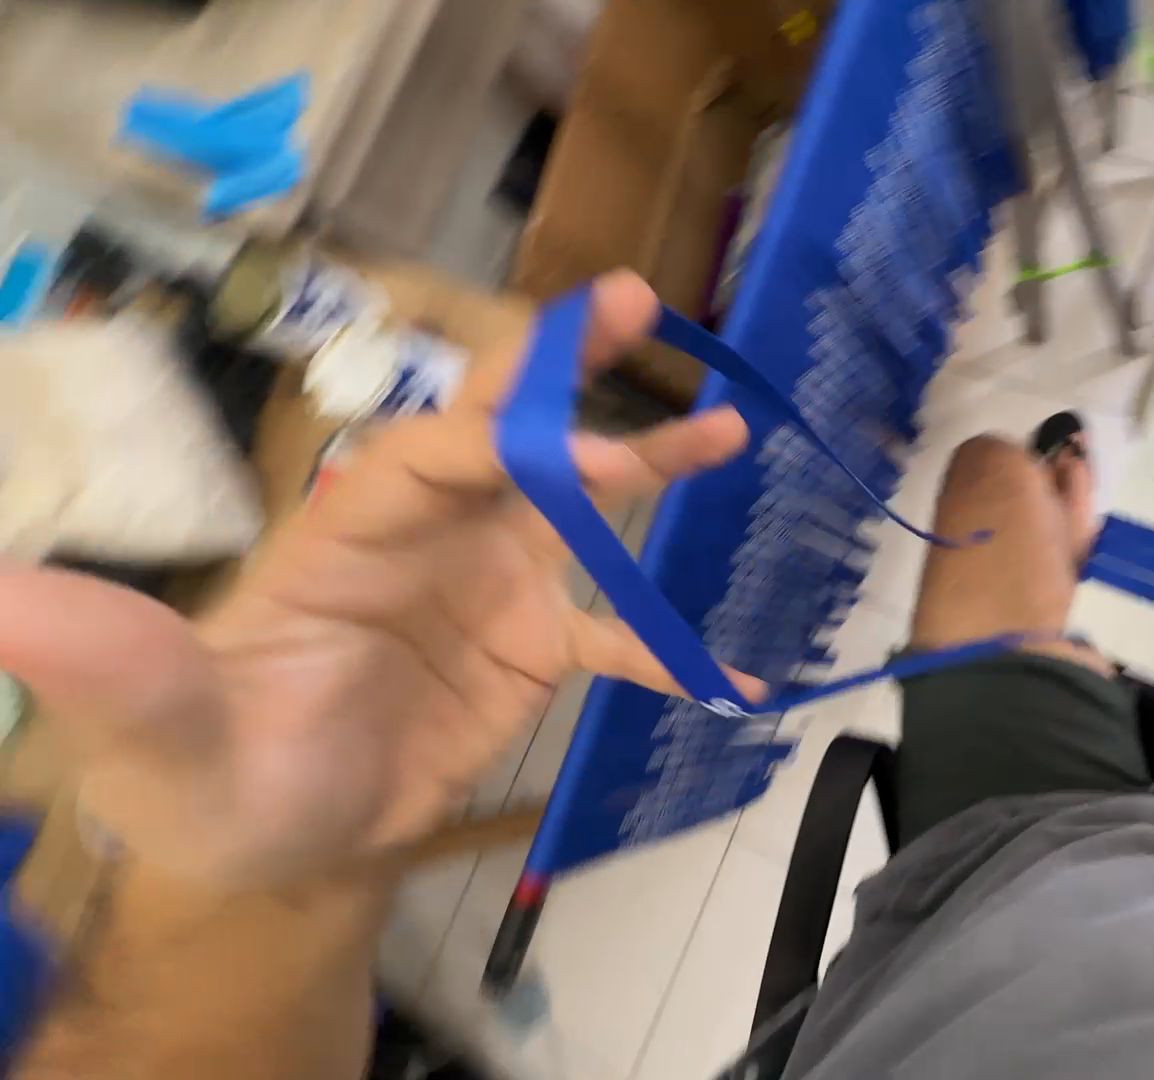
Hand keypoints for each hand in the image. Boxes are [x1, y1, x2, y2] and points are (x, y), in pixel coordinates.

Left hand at [0, 271, 755, 882]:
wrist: (293, 842)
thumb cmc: (217, 782)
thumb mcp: (162, 739)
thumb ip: (123, 670)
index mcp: (351, 533)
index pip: (437, 455)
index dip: (520, 444)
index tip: (605, 462)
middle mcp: (437, 535)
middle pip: (511, 432)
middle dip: (570, 366)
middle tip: (639, 304)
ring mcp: (501, 585)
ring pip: (588, 510)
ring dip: (655, 470)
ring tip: (729, 433)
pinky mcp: (543, 644)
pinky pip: (619, 640)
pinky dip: (671, 653)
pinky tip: (730, 675)